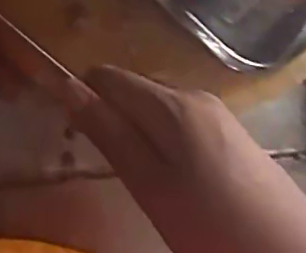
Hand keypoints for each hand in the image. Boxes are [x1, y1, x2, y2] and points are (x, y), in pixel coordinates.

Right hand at [59, 65, 305, 252]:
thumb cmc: (219, 232)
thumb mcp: (152, 188)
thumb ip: (108, 132)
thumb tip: (63, 83)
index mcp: (170, 101)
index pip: (104, 74)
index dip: (86, 98)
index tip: (84, 138)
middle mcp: (195, 95)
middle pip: (132, 90)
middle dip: (116, 118)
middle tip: (121, 170)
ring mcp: (223, 117)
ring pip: (158, 110)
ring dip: (144, 136)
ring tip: (153, 184)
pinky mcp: (242, 142)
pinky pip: (186, 127)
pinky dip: (172, 148)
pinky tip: (188, 189)